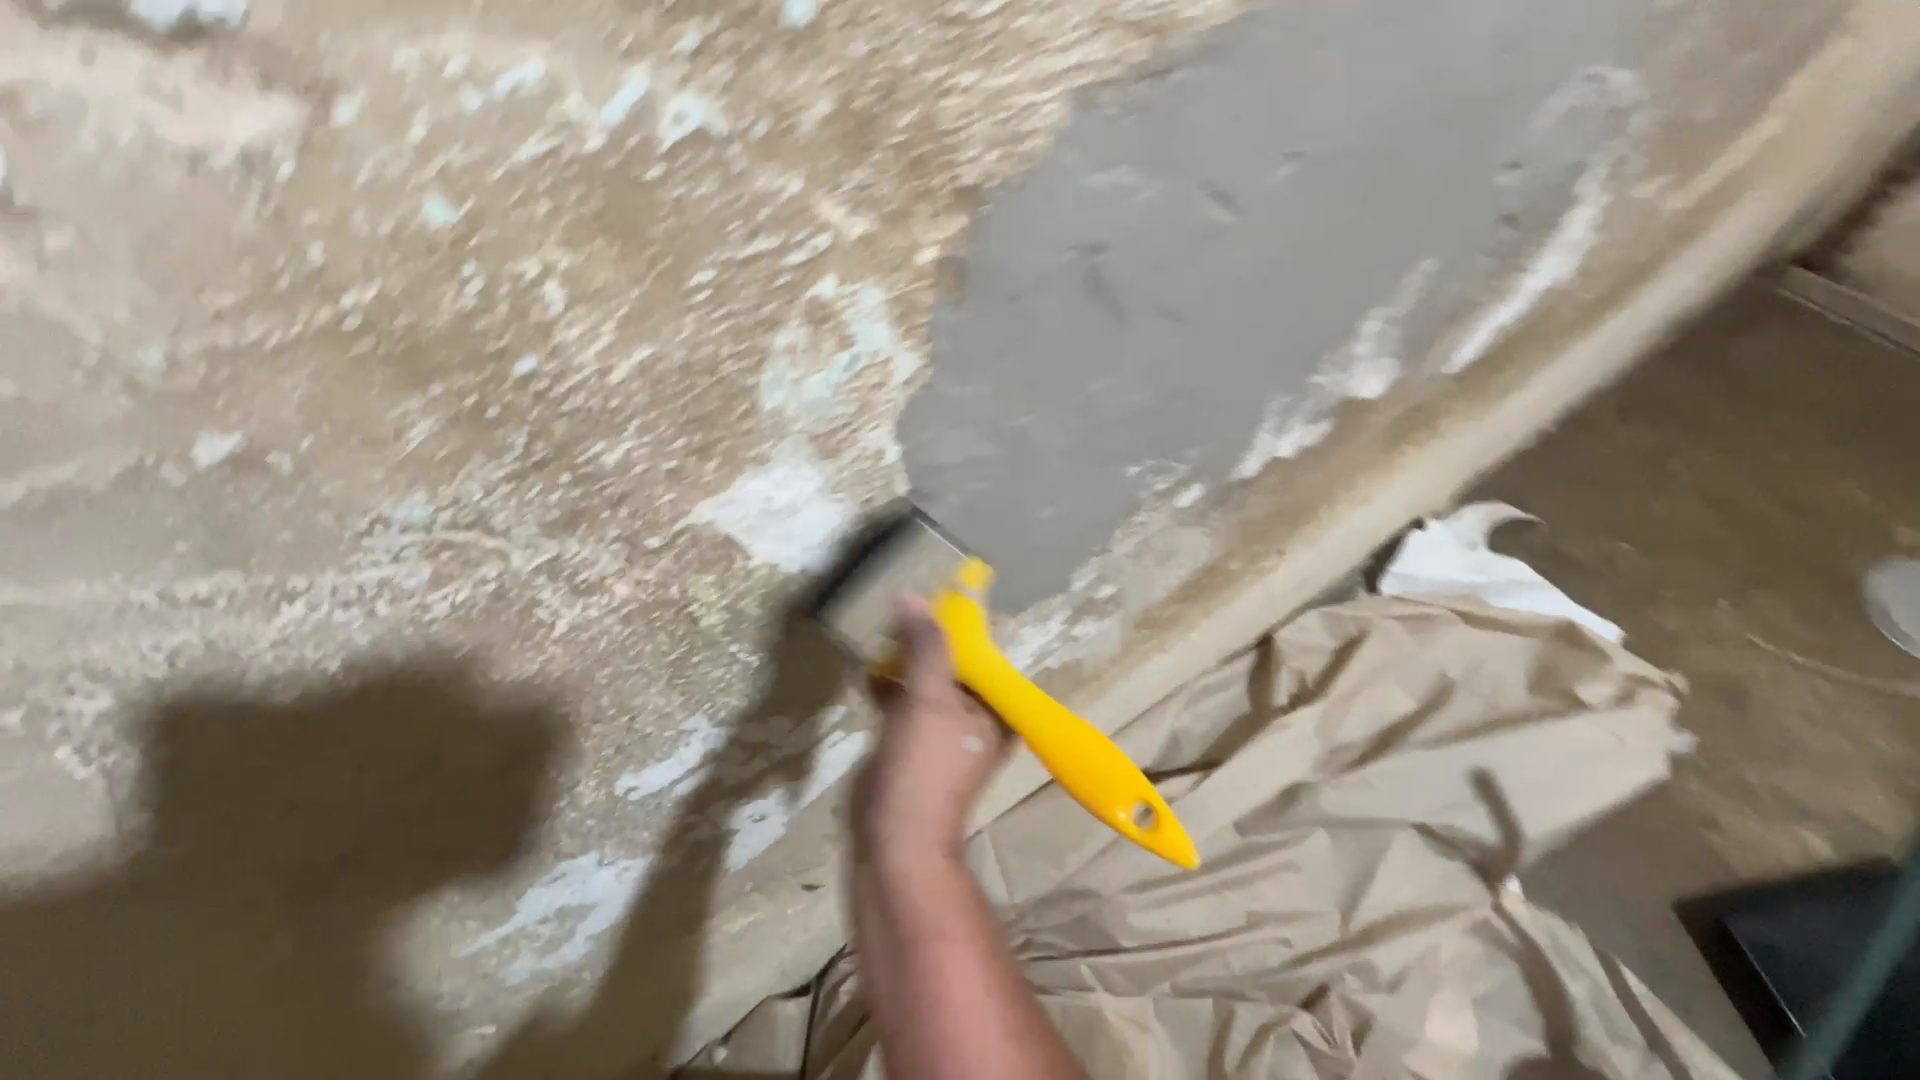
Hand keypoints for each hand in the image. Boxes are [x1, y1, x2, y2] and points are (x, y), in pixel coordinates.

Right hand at [850, 595, 1008, 862]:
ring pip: (924, 679)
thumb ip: (925, 647)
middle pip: (953, 662)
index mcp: (995, 708)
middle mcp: (975, 716)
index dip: (962, 621)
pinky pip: (901, 700)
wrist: (892, 839)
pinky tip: (867, 668)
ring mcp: (940, 731)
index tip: (934, 590)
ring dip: (904, 657)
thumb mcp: (929, 700)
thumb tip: (912, 597)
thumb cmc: (922, 769)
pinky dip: (887, 683)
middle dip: (927, 636)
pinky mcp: (908, 742)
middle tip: (900, 604)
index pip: (986, 651)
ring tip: (882, 626)